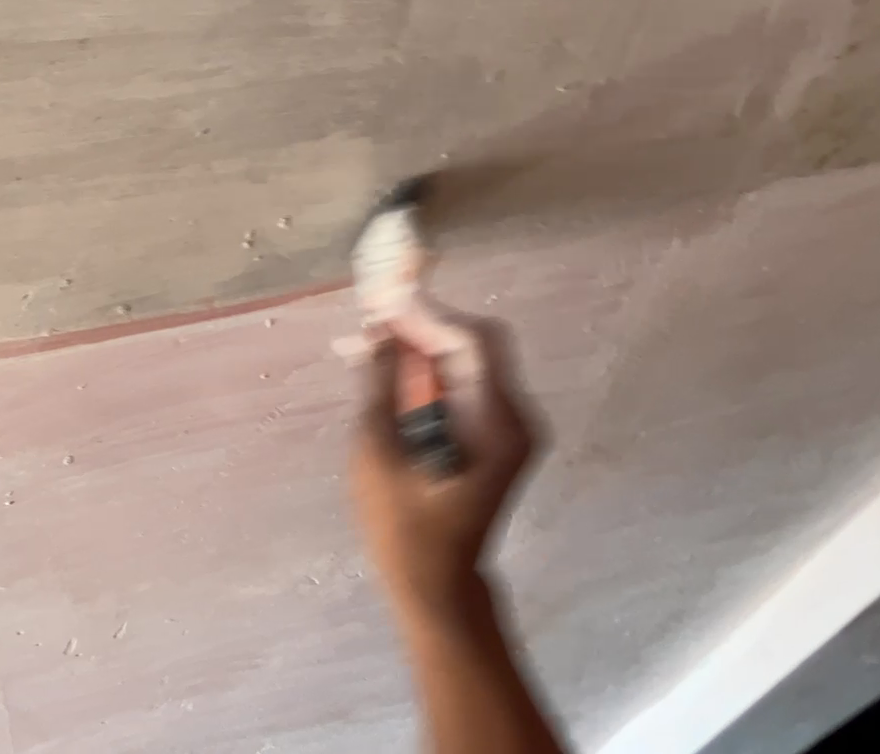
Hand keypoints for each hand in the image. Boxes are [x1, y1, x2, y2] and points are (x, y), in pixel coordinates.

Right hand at [337, 319, 538, 620]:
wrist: (436, 579)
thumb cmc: (401, 522)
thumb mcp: (378, 448)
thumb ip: (381, 384)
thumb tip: (378, 332)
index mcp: (495, 424)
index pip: (468, 341)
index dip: (423, 313)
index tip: (379, 300)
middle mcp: (514, 417)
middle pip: (474, 341)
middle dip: (421, 321)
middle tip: (369, 316)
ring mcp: (507, 425)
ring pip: (466, 356)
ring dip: (418, 342)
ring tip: (364, 341)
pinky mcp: (492, 432)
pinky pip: (461, 380)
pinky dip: (424, 367)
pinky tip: (384, 367)